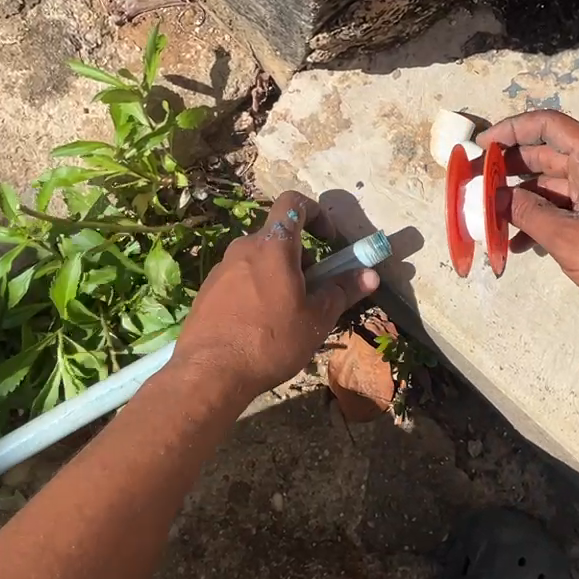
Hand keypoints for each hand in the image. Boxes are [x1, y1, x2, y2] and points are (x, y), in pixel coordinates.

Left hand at [174, 190, 379, 399]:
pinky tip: (260, 328)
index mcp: (273, 246)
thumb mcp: (316, 319)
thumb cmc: (270, 341)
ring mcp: (221, 270)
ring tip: (287, 316)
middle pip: (278, 238)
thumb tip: (370, 275)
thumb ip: (343, 291)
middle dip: (301, 259)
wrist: (208, 375)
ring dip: (279, 277)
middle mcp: (244, 249)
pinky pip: (240, 280)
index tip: (328, 240)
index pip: (293, 203)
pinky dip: (256, 292)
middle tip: (313, 292)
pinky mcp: (207, 292)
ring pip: (259, 261)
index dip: (316, 213)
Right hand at [478, 110, 578, 327]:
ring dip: (519, 199)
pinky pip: (563, 209)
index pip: (547, 125)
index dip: (511, 129)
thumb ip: (527, 213)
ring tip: (487, 217)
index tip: (481, 146)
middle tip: (474, 183)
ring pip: (550, 185)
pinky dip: (539, 220)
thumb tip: (492, 197)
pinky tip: (516, 244)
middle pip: (544, 154)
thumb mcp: (569, 238)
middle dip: (508, 167)